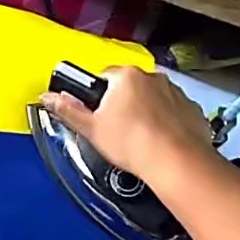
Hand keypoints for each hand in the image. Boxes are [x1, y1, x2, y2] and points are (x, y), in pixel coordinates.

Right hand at [39, 66, 212, 181]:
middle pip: (128, 87)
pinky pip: (171, 112)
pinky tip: (156, 141)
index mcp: (125, 76)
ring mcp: (175, 92)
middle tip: (113, 131)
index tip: (95, 115)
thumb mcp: (91, 129)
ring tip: (136, 139)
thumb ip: (68, 110)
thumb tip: (49, 98)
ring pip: (151, 99)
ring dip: (143, 113)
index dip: (96, 98)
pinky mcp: (190, 109)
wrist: (176, 163)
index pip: (103, 77)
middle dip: (120, 105)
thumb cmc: (134, 144)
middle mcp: (153, 78)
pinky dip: (164, 123)